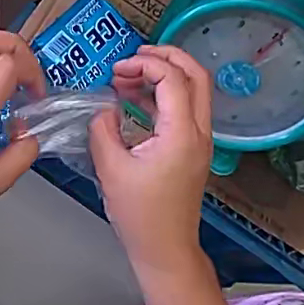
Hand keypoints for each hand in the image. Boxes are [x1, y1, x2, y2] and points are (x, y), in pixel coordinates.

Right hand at [89, 45, 215, 276]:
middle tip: (135, 55)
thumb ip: (104, 128)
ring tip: (127, 78)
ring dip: (164, 75)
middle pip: (196, 74)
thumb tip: (105, 107)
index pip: (173, 78)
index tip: (117, 71)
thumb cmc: (140, 215)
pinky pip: (184, 108)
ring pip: (193, 89)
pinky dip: (163, 95)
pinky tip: (134, 99)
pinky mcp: (193, 148)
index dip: (144, 64)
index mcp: (182, 133)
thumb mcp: (111, 167)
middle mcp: (199, 131)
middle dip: (166, 56)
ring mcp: (199, 140)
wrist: (165, 249)